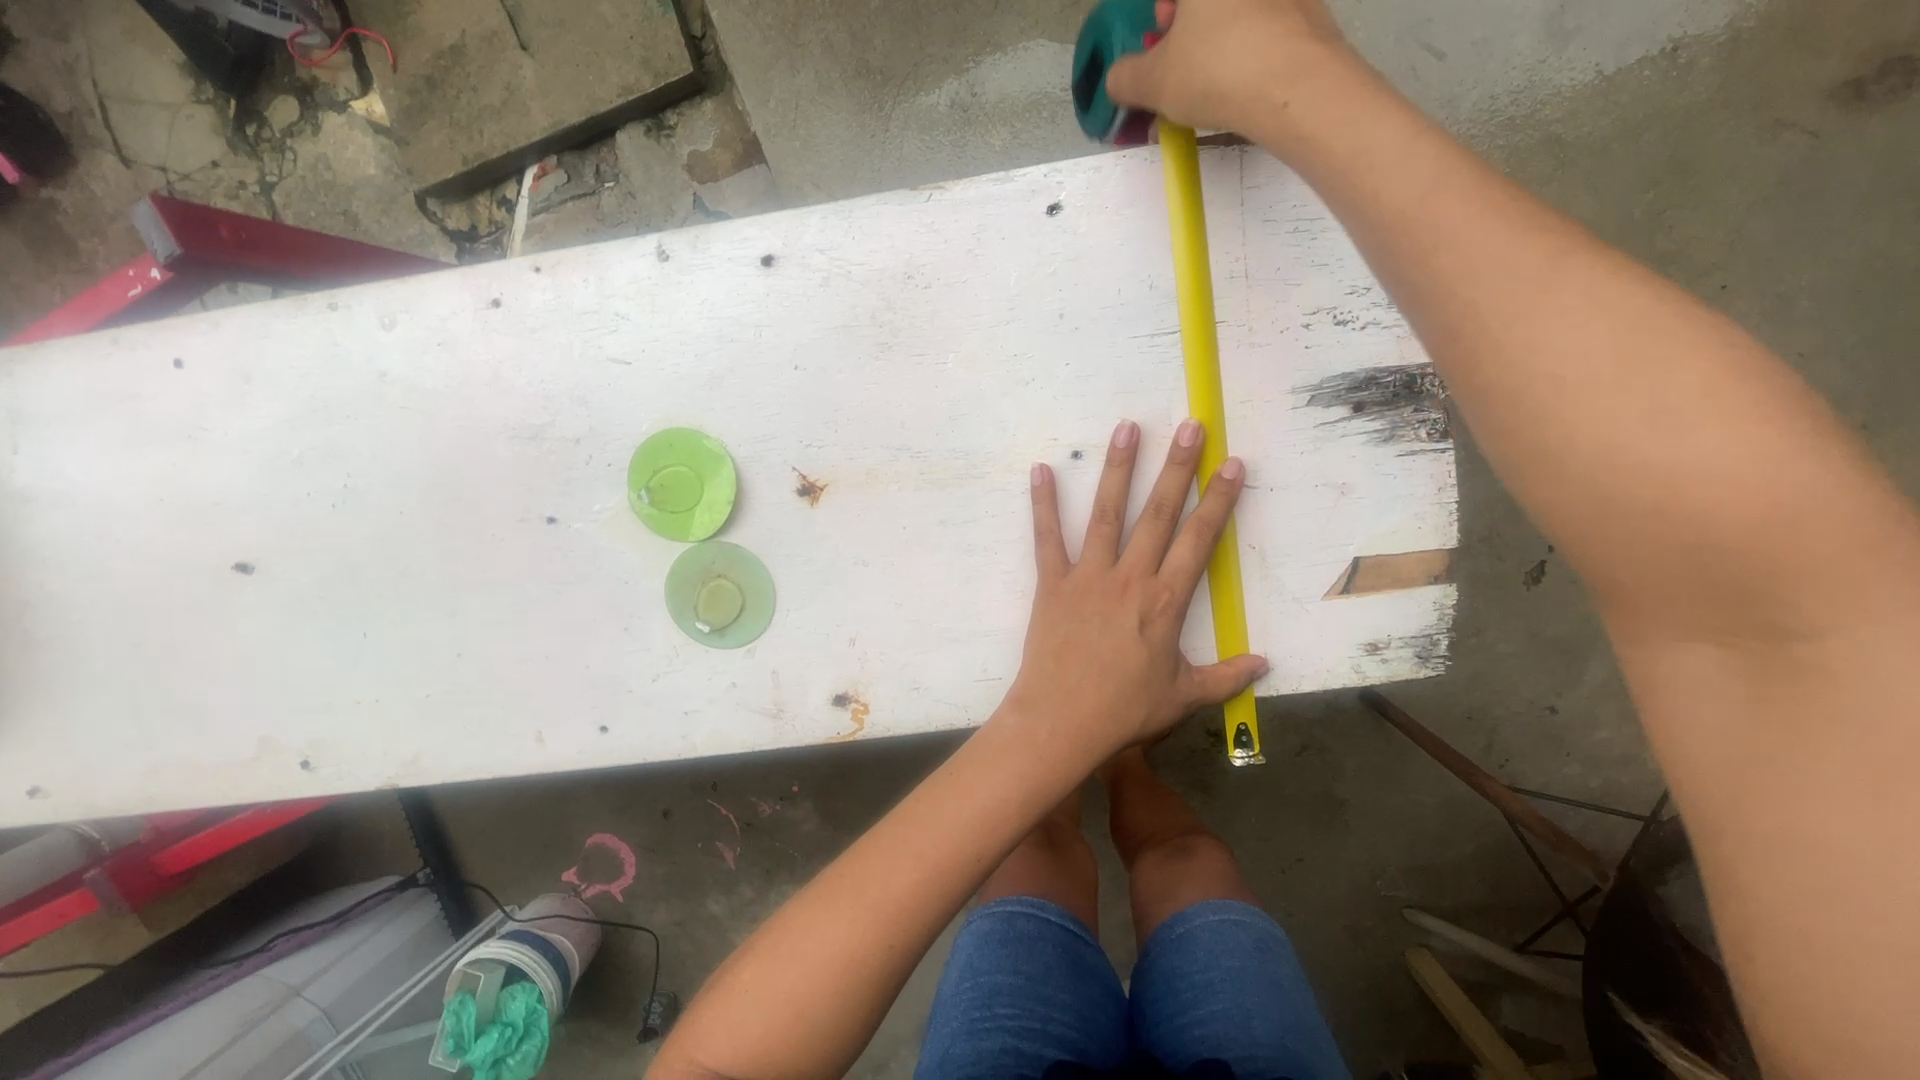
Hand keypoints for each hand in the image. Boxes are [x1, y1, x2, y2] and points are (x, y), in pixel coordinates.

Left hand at [1003, 418, 1266, 754]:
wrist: (1061, 722)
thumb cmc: (1123, 711)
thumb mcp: (1183, 697)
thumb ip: (1226, 677)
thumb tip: (1265, 664)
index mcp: (1165, 602)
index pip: (1200, 540)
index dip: (1219, 500)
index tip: (1232, 465)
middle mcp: (1129, 578)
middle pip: (1159, 514)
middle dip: (1177, 467)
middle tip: (1191, 426)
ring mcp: (1088, 577)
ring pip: (1106, 513)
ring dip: (1117, 469)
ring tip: (1126, 428)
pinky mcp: (1052, 585)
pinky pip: (1047, 538)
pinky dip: (1043, 504)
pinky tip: (1041, 470)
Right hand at [1105, 0, 1359, 140]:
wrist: (1300, 89)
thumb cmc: (1216, 70)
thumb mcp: (1152, 83)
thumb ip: (1125, 78)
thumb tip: (1119, 79)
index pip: (1168, 1)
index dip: (1162, 18)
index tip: (1160, 40)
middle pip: (1206, 5)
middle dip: (1190, 31)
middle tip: (1182, 70)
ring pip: (1239, 17)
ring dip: (1220, 47)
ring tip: (1211, 93)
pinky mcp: (1314, 14)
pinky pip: (1269, 32)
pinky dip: (1251, 56)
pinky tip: (1246, 93)